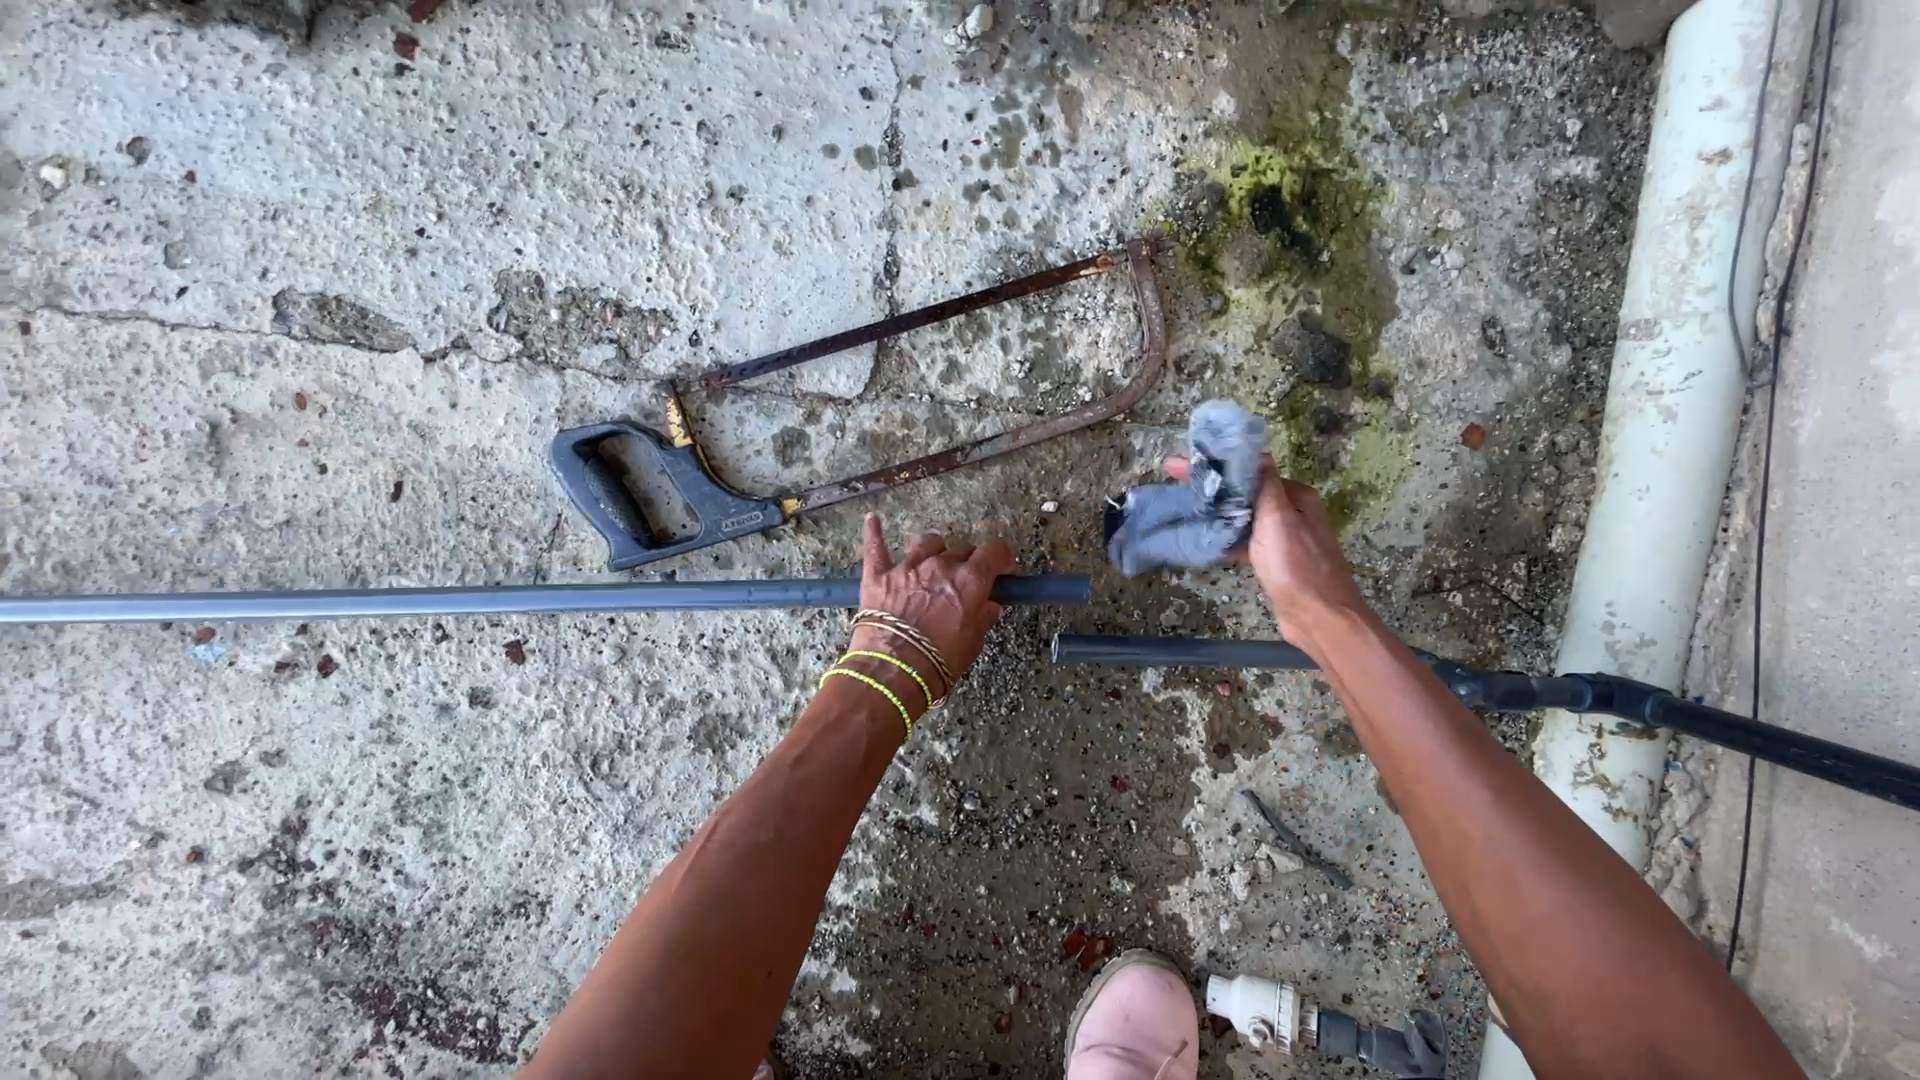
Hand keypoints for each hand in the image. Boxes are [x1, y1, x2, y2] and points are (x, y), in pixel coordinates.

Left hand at [851, 513, 1014, 696]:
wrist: (892, 672)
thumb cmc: (938, 662)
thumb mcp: (973, 644)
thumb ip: (983, 618)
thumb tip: (990, 605)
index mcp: (969, 580)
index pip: (994, 550)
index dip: (1001, 558)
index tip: (1002, 569)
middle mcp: (940, 565)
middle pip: (961, 550)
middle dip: (967, 563)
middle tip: (964, 584)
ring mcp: (906, 566)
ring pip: (927, 543)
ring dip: (934, 552)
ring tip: (932, 565)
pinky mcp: (878, 575)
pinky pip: (876, 546)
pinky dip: (875, 532)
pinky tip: (873, 520)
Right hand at [1164, 455, 1368, 653]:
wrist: (1318, 618)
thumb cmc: (1297, 566)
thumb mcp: (1278, 518)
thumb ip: (1265, 484)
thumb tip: (1257, 449)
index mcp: (1295, 496)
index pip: (1249, 471)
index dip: (1214, 466)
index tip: (1180, 466)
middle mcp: (1290, 511)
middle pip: (1244, 493)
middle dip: (1210, 487)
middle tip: (1172, 482)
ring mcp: (1282, 537)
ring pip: (1242, 517)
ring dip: (1215, 512)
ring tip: (1180, 507)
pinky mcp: (1273, 560)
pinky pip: (1244, 540)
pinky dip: (1225, 536)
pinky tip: (1202, 536)